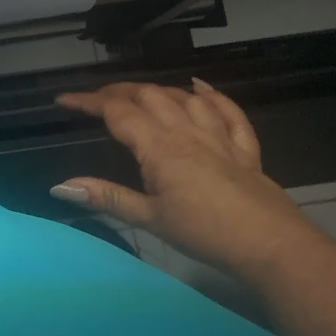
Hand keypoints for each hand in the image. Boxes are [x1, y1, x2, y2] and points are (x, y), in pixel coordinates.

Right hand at [51, 79, 324, 281]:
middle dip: (118, 91)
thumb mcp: (151, 219)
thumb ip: (107, 197)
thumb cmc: (208, 234)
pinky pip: (229, 114)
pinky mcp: (246, 151)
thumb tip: (59, 186)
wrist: (276, 249)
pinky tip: (199, 87)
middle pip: (149, 96)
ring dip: (157, 90)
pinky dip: (213, 96)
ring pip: (184, 99)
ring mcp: (220, 139)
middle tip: (96, 99)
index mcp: (160, 148)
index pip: (117, 112)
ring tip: (137, 94)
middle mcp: (187, 133)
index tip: (63, 100)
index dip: (88, 101)